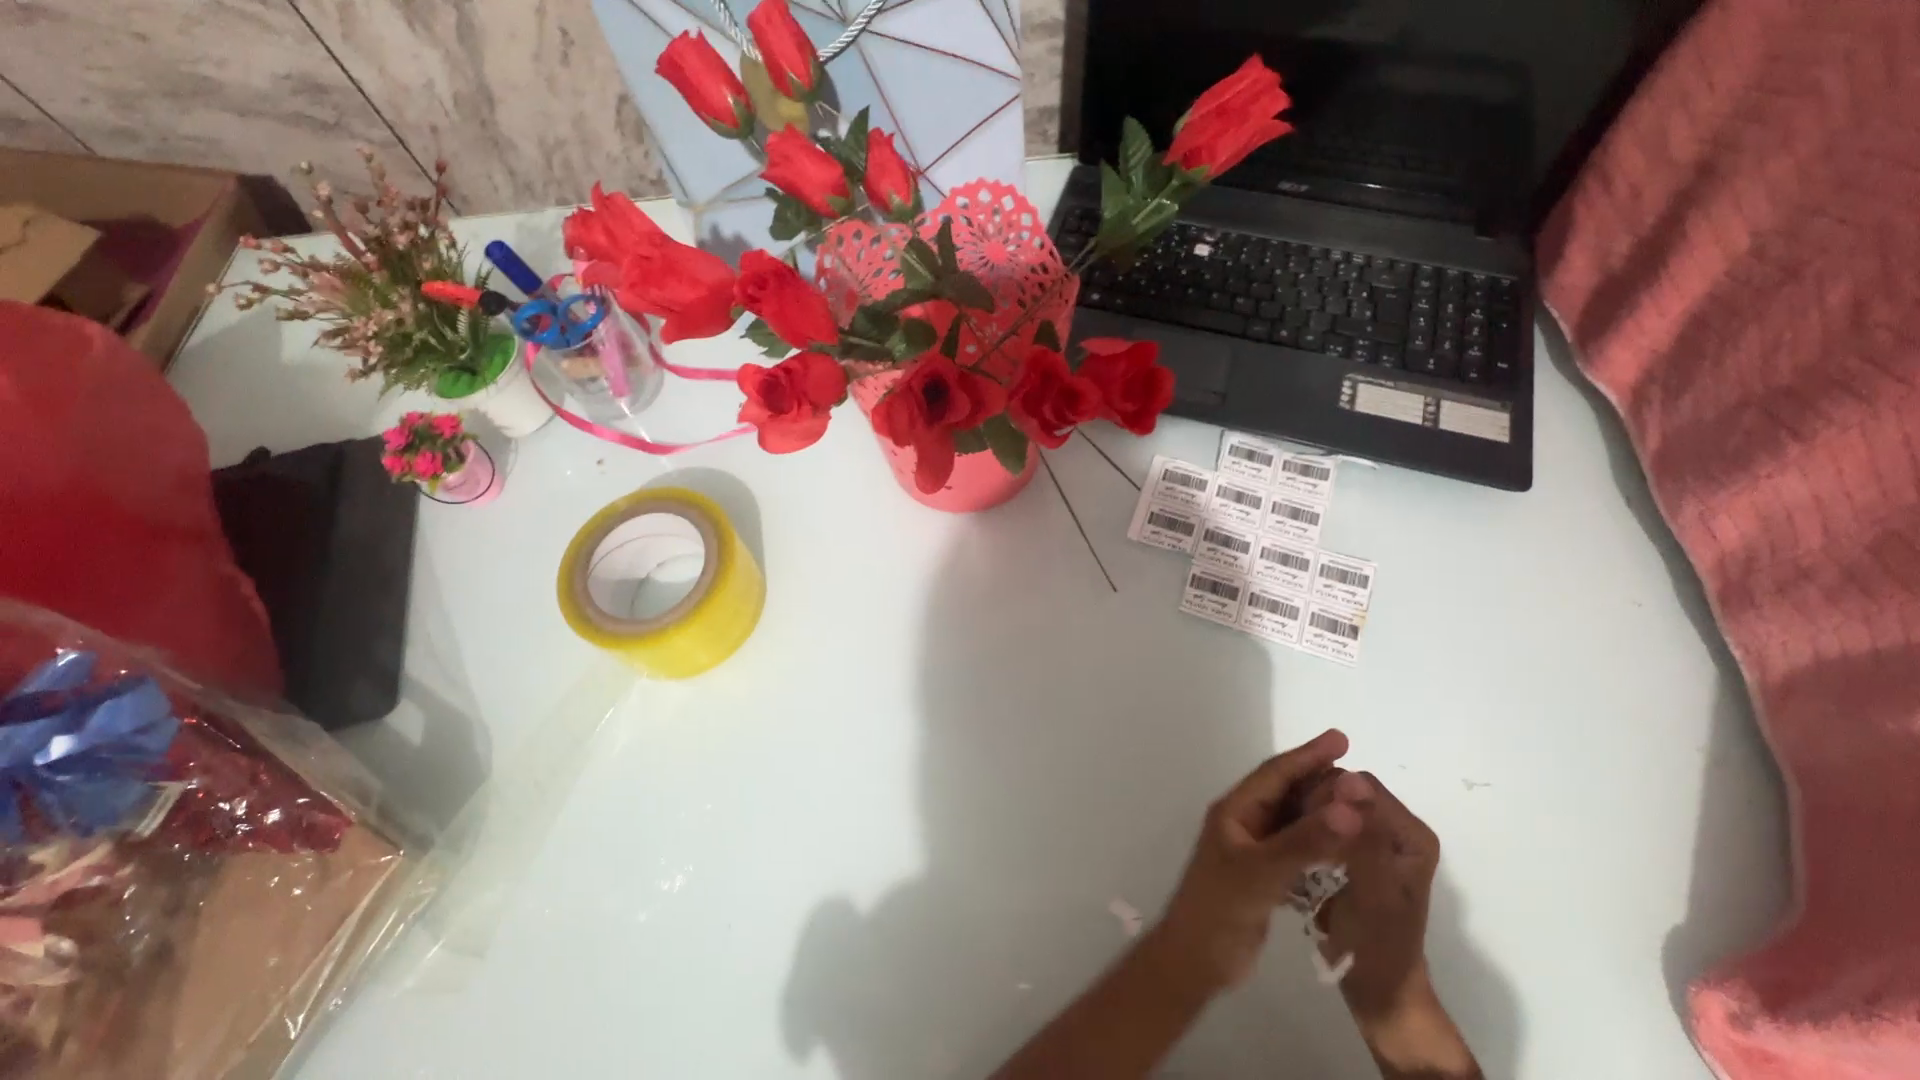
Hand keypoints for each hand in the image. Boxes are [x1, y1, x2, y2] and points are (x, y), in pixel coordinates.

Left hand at [1156, 730, 1373, 989]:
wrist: (1198, 958)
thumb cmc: (1220, 907)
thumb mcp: (1263, 871)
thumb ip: (1305, 841)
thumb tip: (1350, 806)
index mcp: (1234, 812)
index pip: (1275, 774)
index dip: (1307, 755)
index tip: (1341, 738)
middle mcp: (1242, 824)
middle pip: (1285, 792)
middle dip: (1319, 780)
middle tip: (1361, 776)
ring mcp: (1252, 850)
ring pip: (1292, 819)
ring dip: (1321, 811)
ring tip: (1359, 806)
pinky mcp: (1262, 876)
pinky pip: (1296, 847)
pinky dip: (1319, 842)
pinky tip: (1344, 846)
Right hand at [1303, 772, 1478, 1078]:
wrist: (1378, 993)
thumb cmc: (1377, 946)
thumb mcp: (1371, 892)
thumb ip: (1364, 837)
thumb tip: (1351, 778)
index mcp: (1410, 834)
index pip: (1359, 785)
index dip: (1324, 797)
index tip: (1299, 826)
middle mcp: (1397, 831)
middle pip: (1344, 793)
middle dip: (1314, 807)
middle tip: (1292, 840)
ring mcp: (1377, 844)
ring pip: (1331, 808)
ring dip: (1307, 820)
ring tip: (1290, 846)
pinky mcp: (1358, 857)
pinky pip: (1327, 827)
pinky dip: (1308, 834)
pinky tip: (1294, 852)